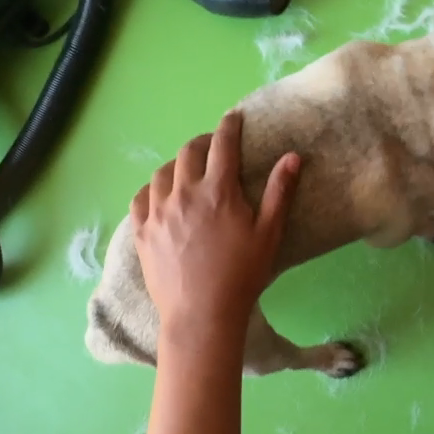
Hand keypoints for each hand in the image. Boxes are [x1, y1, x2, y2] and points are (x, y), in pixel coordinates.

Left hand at [131, 111, 300, 358]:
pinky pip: (140, 198)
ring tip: (186, 172)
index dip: (229, 126)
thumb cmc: (242, 275)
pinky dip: (151, 190)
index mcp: (218, 191)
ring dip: (177, 165)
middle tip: (212, 147)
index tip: (233, 118)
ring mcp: (158, 212)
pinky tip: (160, 196)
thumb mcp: (269, 233)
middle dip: (202, 142)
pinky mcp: (142, 232)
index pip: (222, 144)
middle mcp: (184, 193)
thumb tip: (293, 157)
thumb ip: (279, 192)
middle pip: (188, 152)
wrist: (202, 315)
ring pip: (162, 172)